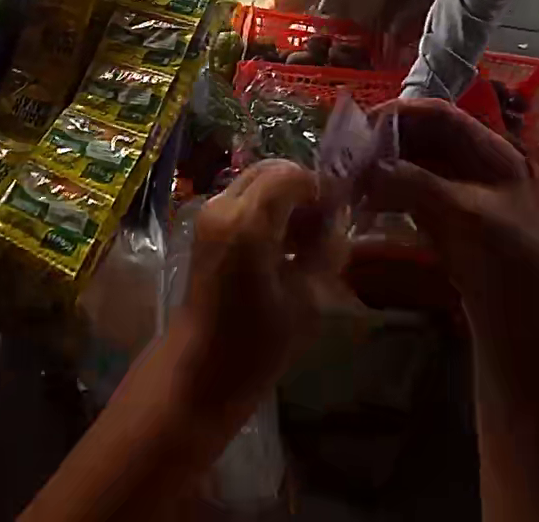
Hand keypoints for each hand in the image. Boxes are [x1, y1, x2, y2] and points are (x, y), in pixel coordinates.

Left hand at [178, 160, 342, 400]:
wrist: (200, 369)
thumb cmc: (256, 345)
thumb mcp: (307, 299)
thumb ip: (325, 250)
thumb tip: (336, 219)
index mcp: (247, 223)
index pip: (290, 175)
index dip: (319, 188)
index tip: (338, 214)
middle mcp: (223, 206)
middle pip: (270, 170)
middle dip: (301, 189)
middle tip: (324, 224)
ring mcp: (209, 213)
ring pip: (256, 181)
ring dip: (284, 197)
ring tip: (306, 238)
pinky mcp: (205, 225)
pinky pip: (243, 198)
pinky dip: (266, 207)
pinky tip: (283, 244)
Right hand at [360, 99, 538, 308]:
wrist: (520, 320)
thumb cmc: (507, 260)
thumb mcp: (466, 215)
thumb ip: (418, 183)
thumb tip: (369, 166)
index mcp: (489, 153)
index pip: (441, 115)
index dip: (404, 112)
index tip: (367, 122)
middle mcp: (469, 164)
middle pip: (420, 136)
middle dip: (385, 141)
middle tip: (351, 152)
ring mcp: (452, 189)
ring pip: (407, 162)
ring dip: (379, 166)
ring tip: (351, 177)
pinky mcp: (437, 214)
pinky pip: (403, 189)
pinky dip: (382, 190)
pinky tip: (362, 201)